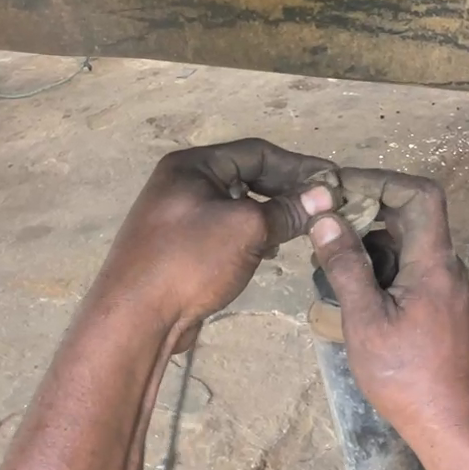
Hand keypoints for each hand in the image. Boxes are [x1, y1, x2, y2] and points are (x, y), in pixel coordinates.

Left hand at [94, 139, 335, 342]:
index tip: (332, 182)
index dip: (299, 166)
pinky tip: (268, 252)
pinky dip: (251, 236)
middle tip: (321, 207)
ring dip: (271, 215)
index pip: (257, 152)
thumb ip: (287, 210)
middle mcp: (183, 183)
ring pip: (238, 206)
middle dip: (286, 191)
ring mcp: (179, 216)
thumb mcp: (247, 228)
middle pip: (247, 177)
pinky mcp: (181, 247)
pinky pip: (225, 230)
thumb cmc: (190, 261)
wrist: (136, 317)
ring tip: (299, 230)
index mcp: (193, 165)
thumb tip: (325, 196)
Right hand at [307, 170, 468, 447]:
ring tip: (326, 264)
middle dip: (364, 214)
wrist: (450, 424)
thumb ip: (346, 266)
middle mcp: (444, 266)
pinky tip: (347, 292)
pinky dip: (376, 270)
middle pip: (409, 217)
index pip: (421, 194)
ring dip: (366, 245)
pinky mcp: (436, 307)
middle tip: (322, 227)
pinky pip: (405, 270)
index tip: (341, 189)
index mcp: (434, 262)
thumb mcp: (366, 319)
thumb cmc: (406, 374)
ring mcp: (442, 288)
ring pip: (403, 245)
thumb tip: (325, 217)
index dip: (383, 180)